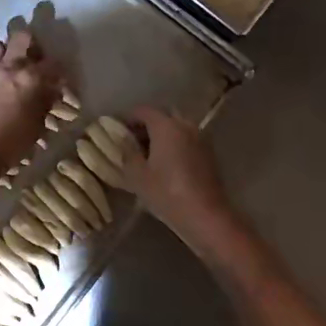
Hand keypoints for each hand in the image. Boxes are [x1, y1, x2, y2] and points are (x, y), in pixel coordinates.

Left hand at [0, 27, 61, 180]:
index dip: (60, 70)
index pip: (53, 63)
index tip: (61, 79)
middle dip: (32, 42)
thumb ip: (45, 102)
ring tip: (13, 64)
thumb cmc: (12, 142)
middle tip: (35, 57)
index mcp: (31, 78)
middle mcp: (11, 67)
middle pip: (22, 36)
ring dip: (8, 50)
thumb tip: (51, 91)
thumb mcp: (37, 125)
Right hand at [122, 105, 235, 243]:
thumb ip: (127, 153)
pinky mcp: (208, 154)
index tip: (117, 130)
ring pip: (177, 127)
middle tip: (132, 141)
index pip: (143, 111)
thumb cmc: (166, 193)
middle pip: (163, 115)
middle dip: (146, 124)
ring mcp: (200, 139)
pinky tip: (165, 163)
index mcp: (166, 126)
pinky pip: (187, 140)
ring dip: (162, 134)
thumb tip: (123, 141)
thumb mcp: (137, 175)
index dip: (128, 118)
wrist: (205, 215)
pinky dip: (174, 144)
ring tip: (147, 154)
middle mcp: (186, 126)